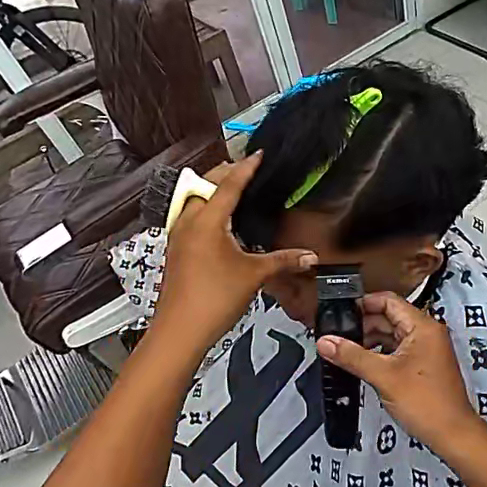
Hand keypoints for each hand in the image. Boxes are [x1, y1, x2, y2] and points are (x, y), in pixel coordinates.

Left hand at [154, 153, 315, 353]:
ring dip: (210, 189)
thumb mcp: (255, 275)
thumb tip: (309, 256)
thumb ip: (283, 260)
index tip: (258, 155)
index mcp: (206, 221)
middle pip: (204, 185)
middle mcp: (187, 223)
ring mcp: (178, 237)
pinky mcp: (176, 251)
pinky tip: (217, 222)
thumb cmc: (213, 300)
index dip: (246, 168)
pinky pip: (188, 217)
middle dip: (224, 173)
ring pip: (191, 200)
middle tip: (244, 168)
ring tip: (230, 188)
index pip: (228, 184)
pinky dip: (203, 208)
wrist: (180, 331)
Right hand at [317, 293, 479, 449]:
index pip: (389, 301)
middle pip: (389, 317)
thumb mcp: (383, 376)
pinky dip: (381, 354)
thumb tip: (327, 342)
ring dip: (371, 341)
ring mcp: (427, 349)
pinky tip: (364, 364)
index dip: (363, 304)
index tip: (341, 313)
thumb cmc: (428, 404)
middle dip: (363, 325)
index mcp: (423, 326)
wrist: (451, 433)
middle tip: (338, 336)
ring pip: (393, 335)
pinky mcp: (424, 364)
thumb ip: (352, 356)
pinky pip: (398, 350)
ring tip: (346, 351)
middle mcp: (427, 333)